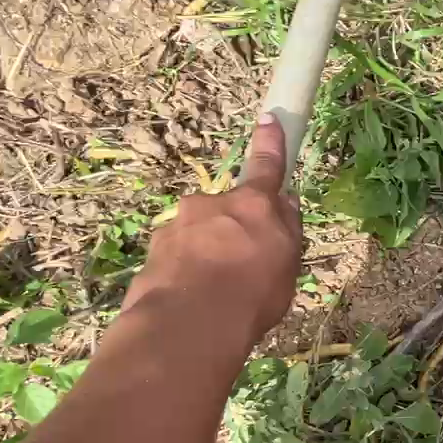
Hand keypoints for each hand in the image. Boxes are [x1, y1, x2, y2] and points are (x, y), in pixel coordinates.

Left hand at [121, 114, 302, 347]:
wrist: (188, 324)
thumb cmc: (253, 292)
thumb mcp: (289, 261)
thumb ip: (286, 229)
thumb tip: (285, 203)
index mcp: (253, 204)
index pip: (267, 166)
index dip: (270, 142)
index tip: (268, 117)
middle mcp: (211, 205)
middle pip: (231, 210)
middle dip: (238, 227)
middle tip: (251, 263)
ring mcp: (177, 227)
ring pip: (202, 233)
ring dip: (212, 252)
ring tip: (224, 289)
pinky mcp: (152, 252)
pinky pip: (180, 256)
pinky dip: (190, 270)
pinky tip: (199, 297)